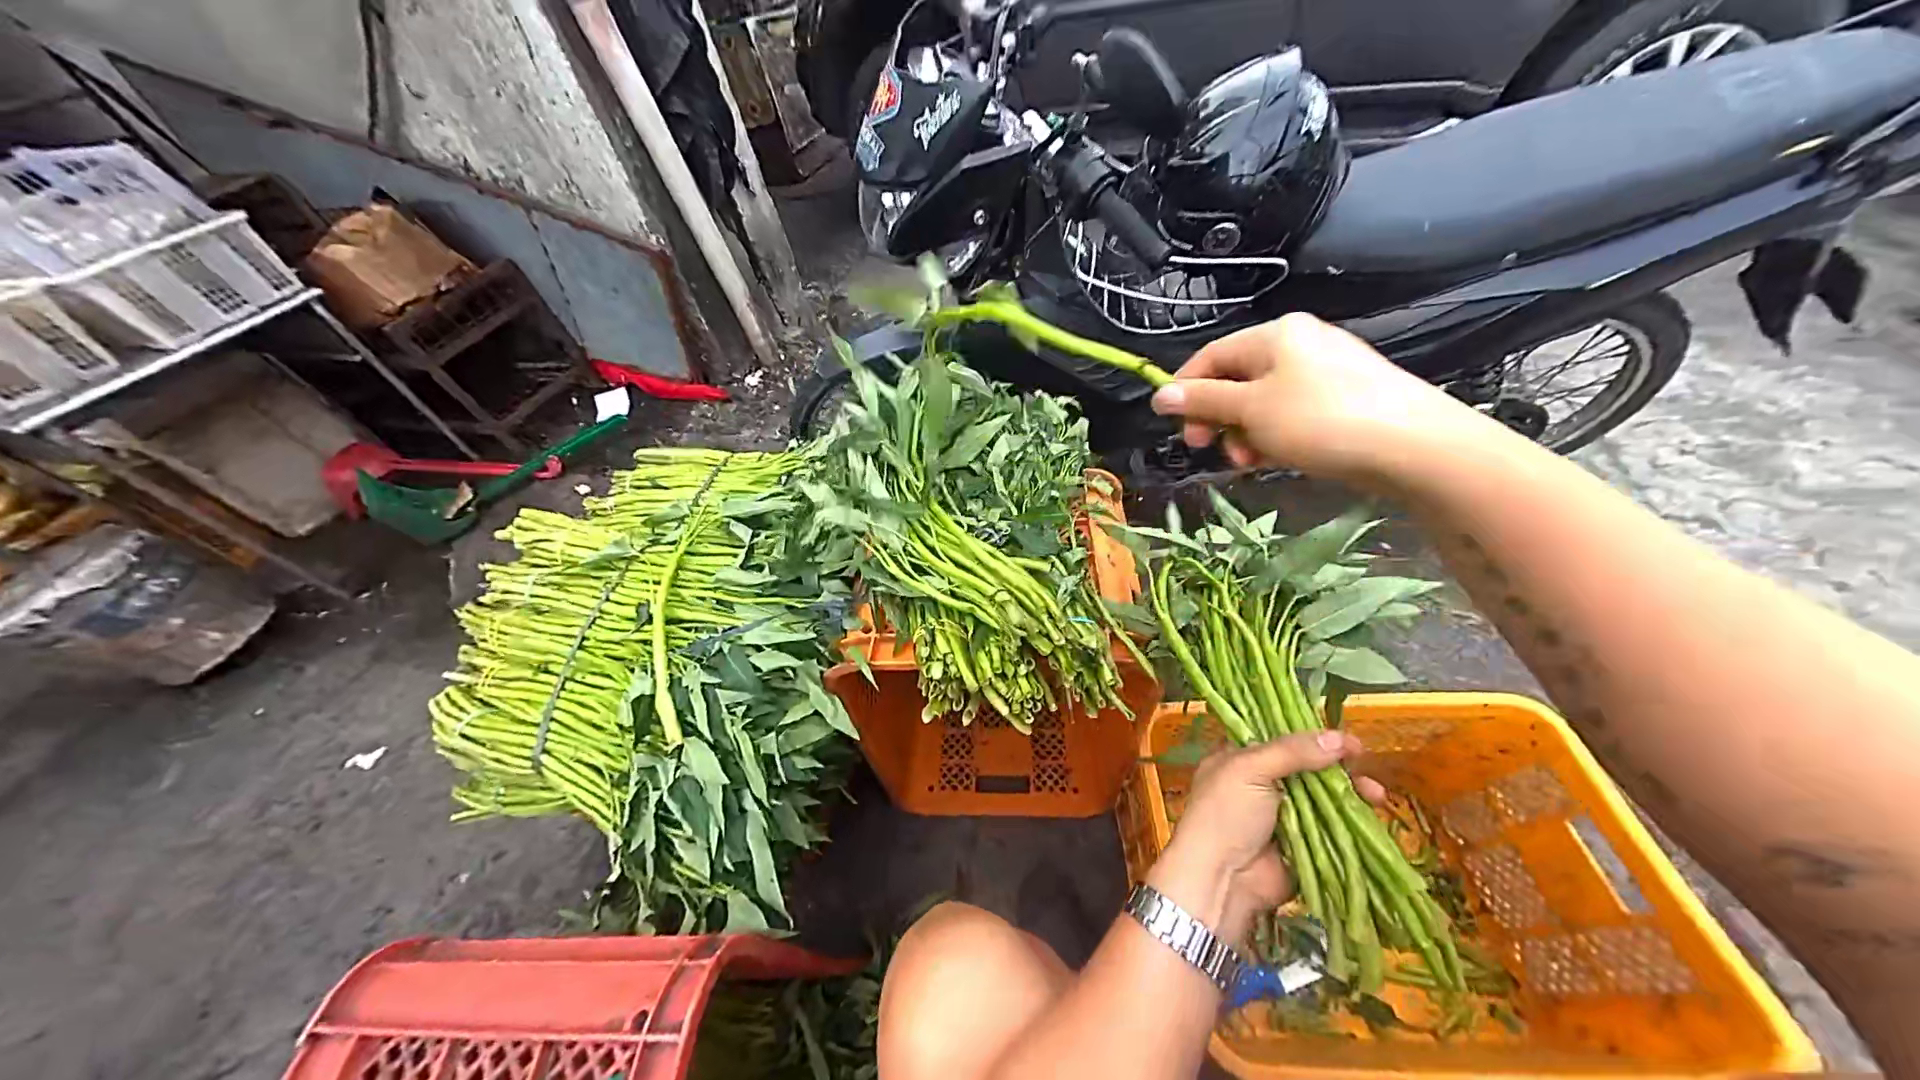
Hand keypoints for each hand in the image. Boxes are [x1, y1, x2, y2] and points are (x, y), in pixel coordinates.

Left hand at [1145, 730, 1384, 947]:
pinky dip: (1353, 818)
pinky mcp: (1304, 841)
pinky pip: (1333, 825)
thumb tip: (1338, 737)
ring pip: (1324, 795)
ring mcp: (1284, 812)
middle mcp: (1262, 780)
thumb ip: (1292, 751)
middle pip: (1306, 765)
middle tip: (1363, 759)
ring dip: (1350, 790)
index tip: (1342, 735)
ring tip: (1374, 791)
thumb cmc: (1226, 813)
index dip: (1309, 733)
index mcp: (1239, 757)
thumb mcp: (1250, 769)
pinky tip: (1373, 810)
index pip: (1278, 735)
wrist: (1224, 877)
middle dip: (1336, 763)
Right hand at [1148, 312, 1499, 484]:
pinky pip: (1291, 411)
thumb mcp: (1251, 410)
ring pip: (1263, 400)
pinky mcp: (1345, 396)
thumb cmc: (1322, 421)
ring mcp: (1326, 369)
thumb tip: (1159, 395)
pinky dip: (1275, 434)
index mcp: (1275, 334)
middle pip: (1236, 379)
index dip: (1186, 390)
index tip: (1176, 428)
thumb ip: (1203, 401)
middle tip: (1211, 450)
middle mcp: (1300, 342)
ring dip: (1245, 431)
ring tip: (1251, 460)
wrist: (1414, 447)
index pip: (1211, 356)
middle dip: (1218, 417)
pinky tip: (1280, 456)